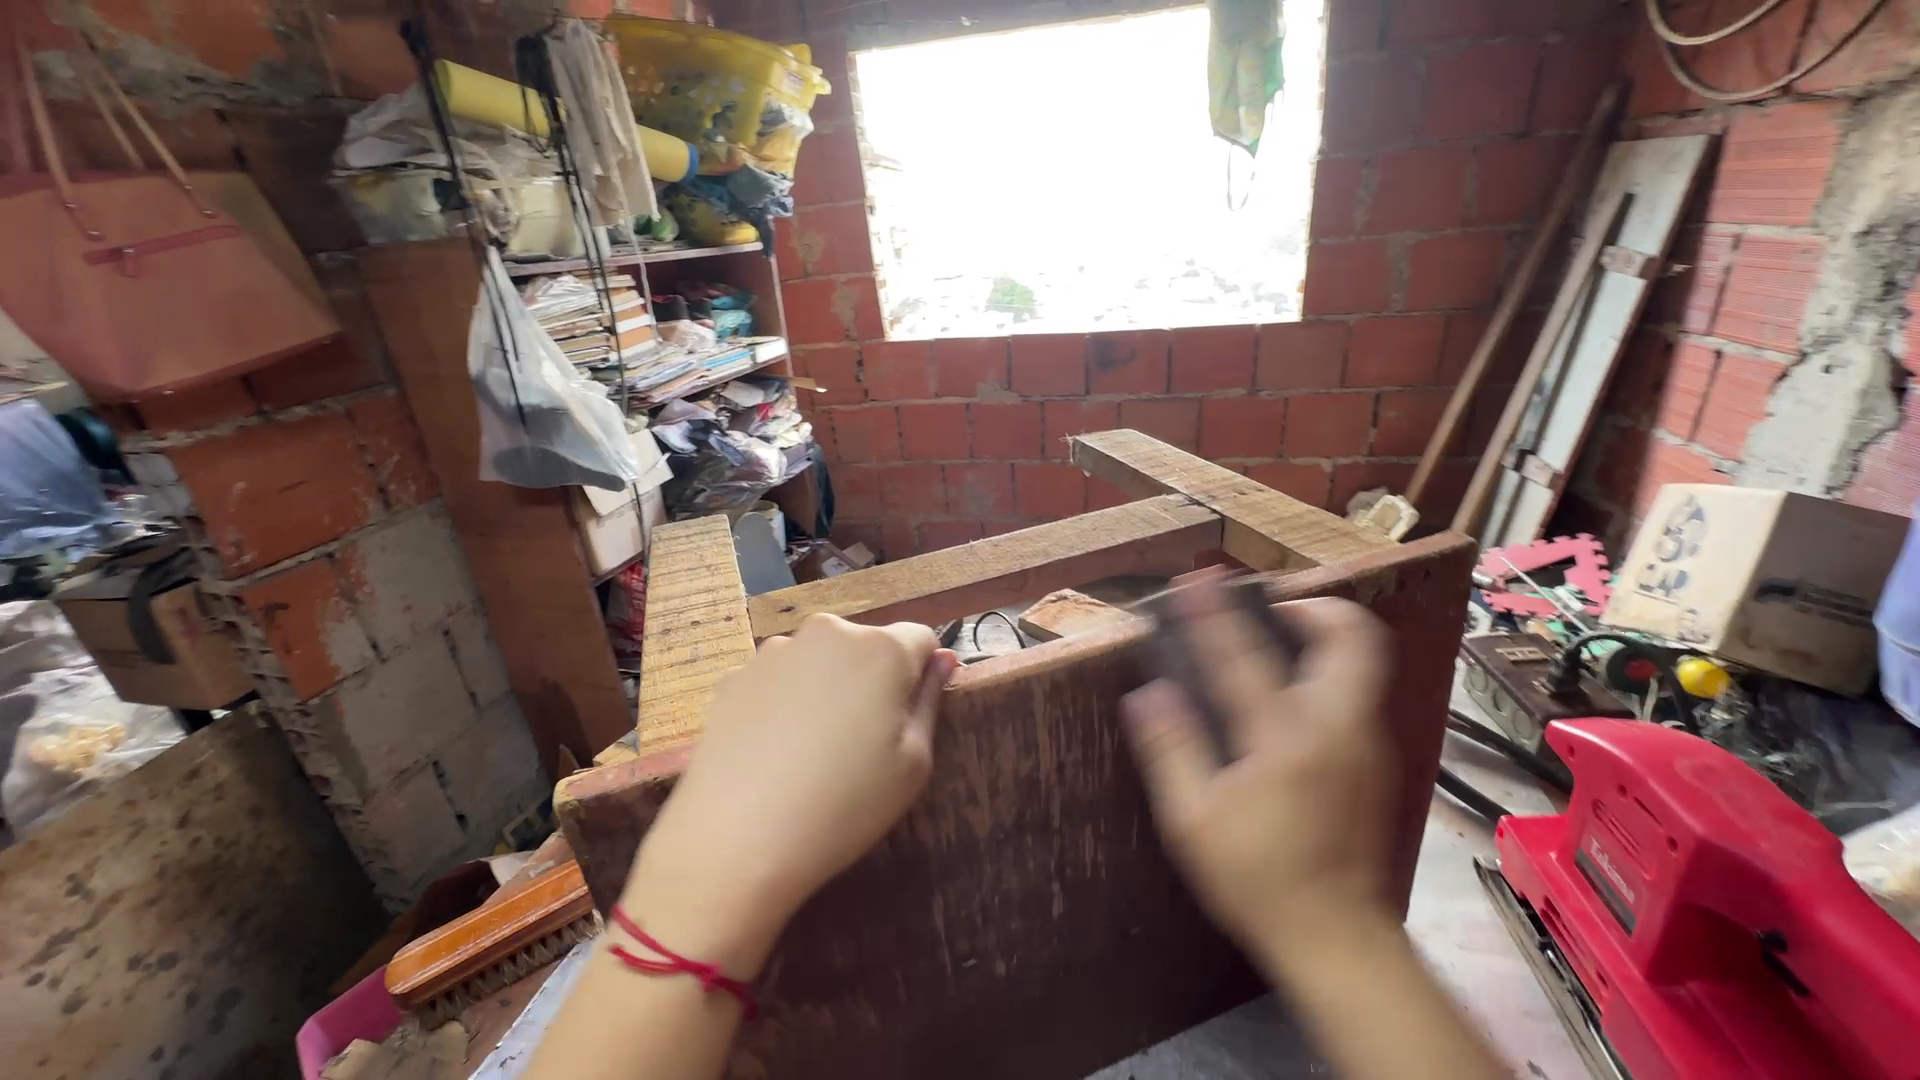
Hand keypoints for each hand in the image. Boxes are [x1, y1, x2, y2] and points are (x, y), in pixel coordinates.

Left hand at [621, 614, 959, 972]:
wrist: (735, 841)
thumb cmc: (845, 804)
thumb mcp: (913, 762)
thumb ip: (930, 699)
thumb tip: (942, 659)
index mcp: (881, 648)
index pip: (921, 639)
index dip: (921, 676)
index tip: (907, 720)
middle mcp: (827, 632)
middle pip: (866, 645)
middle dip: (873, 679)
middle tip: (862, 741)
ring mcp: (774, 652)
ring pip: (820, 661)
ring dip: (827, 687)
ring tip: (813, 751)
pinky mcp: (734, 677)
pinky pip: (779, 680)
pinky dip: (785, 703)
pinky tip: (775, 753)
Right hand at [1123, 587, 1394, 966]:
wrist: (1339, 938)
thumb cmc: (1257, 878)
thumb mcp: (1192, 821)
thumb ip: (1171, 749)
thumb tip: (1148, 694)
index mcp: (1286, 741)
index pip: (1244, 656)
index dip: (1215, 612)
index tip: (1198, 581)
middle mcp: (1338, 730)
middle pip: (1352, 638)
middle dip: (1312, 607)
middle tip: (1268, 609)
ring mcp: (1367, 745)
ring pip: (1361, 663)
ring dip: (1320, 638)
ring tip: (1272, 644)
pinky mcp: (1376, 763)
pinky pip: (1357, 693)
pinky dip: (1326, 674)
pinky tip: (1287, 703)